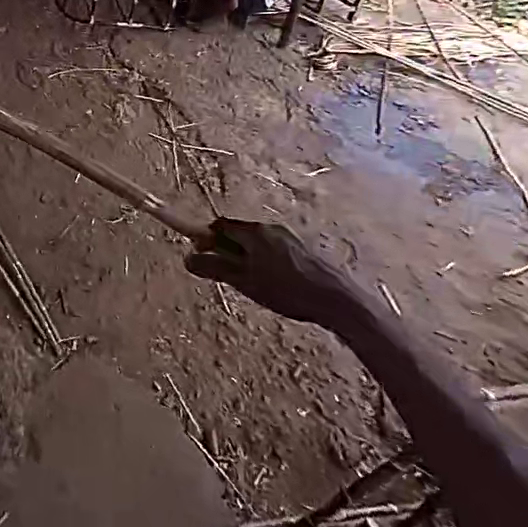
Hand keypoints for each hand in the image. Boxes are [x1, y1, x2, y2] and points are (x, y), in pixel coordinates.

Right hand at [184, 218, 365, 327]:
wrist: (339, 301)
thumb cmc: (287, 290)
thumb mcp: (244, 282)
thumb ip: (214, 268)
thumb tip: (188, 259)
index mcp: (253, 232)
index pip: (219, 226)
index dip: (207, 239)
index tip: (203, 256)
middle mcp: (270, 228)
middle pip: (238, 233)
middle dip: (227, 249)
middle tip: (227, 274)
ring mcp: (289, 238)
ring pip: (257, 243)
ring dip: (247, 257)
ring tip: (253, 283)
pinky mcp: (304, 250)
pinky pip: (274, 250)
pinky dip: (265, 261)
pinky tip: (275, 284)